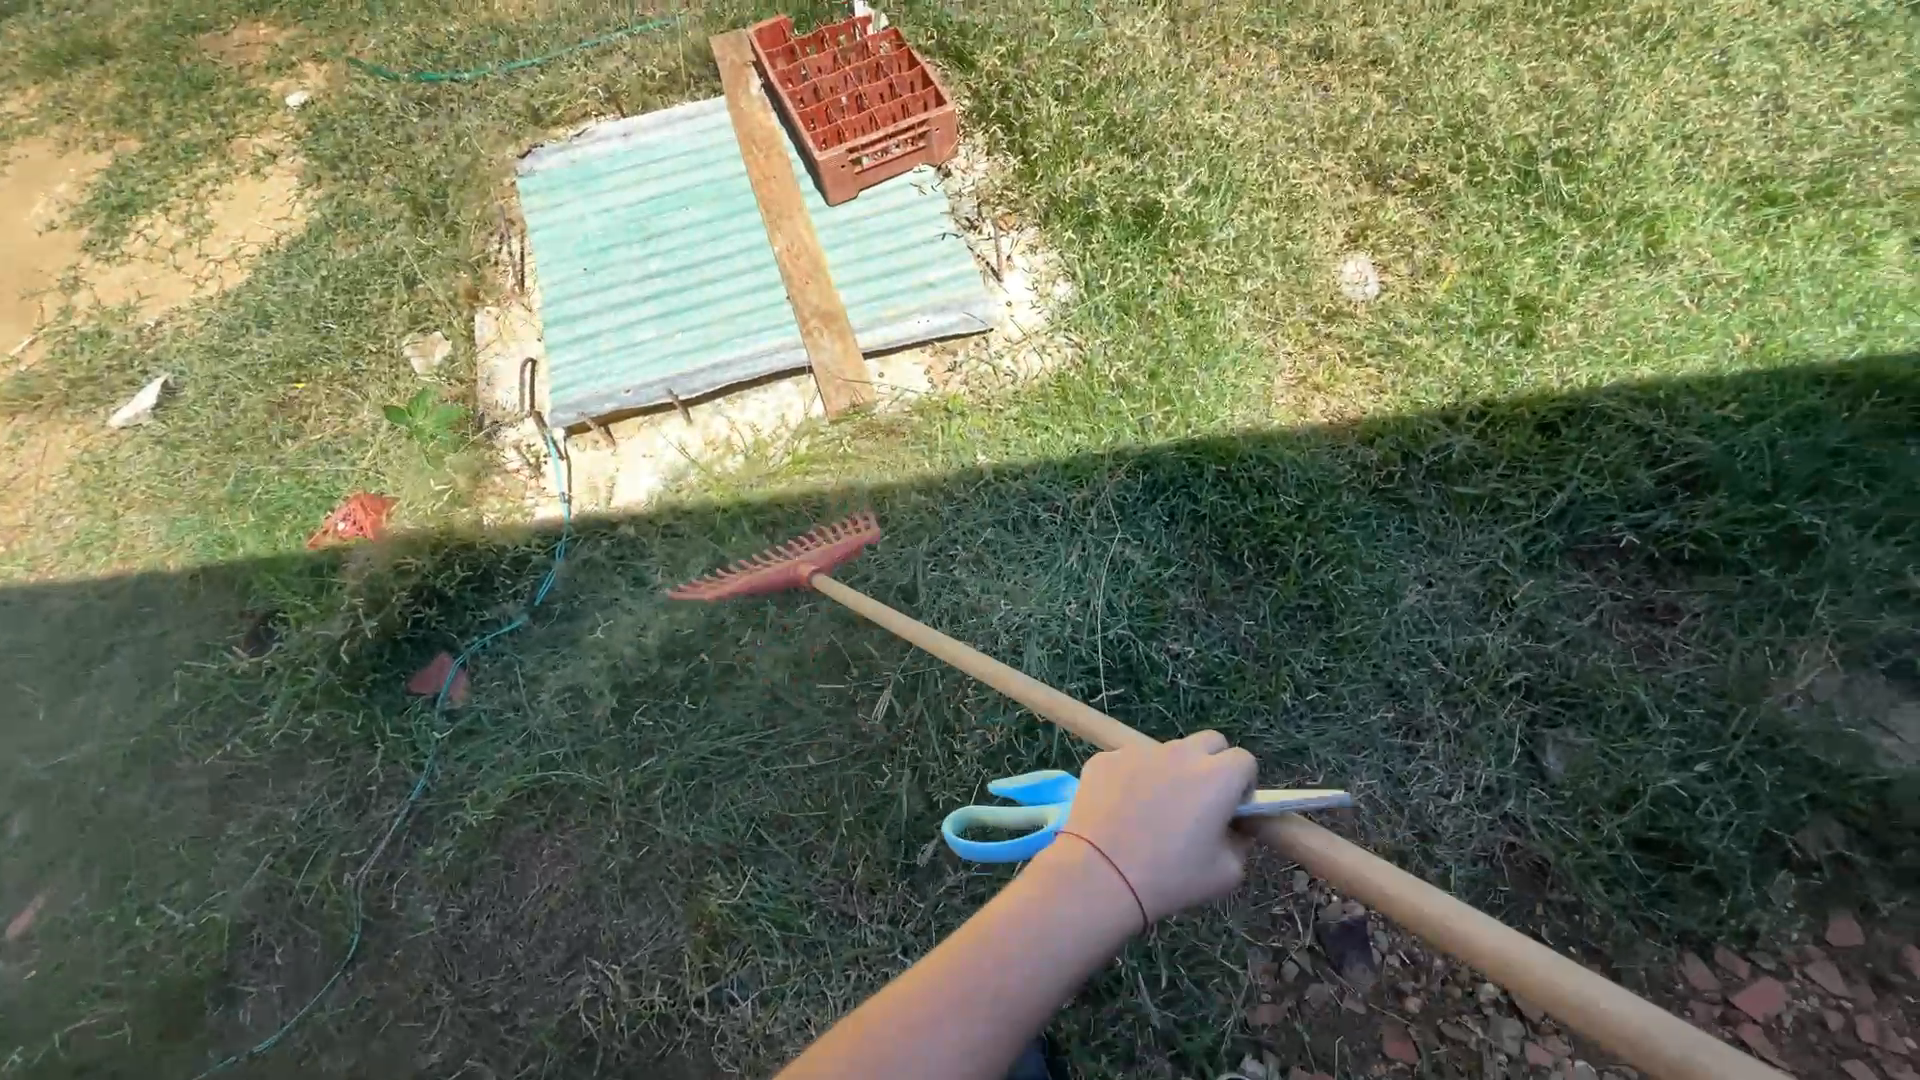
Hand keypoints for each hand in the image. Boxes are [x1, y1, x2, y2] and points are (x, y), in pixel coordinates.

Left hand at [1056, 732, 1256, 922]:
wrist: (1101, 873)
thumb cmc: (1170, 877)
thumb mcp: (1226, 872)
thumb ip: (1239, 840)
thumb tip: (1233, 825)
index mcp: (1217, 777)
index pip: (1244, 759)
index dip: (1242, 783)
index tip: (1231, 807)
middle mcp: (1180, 753)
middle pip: (1209, 742)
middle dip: (1212, 764)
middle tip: (1198, 800)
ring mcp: (1139, 751)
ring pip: (1166, 752)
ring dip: (1170, 771)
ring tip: (1153, 810)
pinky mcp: (1106, 758)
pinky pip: (1129, 762)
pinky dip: (1132, 779)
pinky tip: (1120, 810)